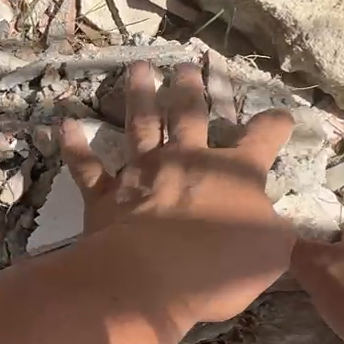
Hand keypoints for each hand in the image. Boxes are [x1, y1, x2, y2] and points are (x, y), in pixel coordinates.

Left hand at [60, 60, 293, 326]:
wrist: (155, 276)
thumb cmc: (220, 265)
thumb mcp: (271, 251)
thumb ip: (274, 230)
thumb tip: (276, 224)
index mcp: (236, 172)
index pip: (263, 139)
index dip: (274, 127)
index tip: (278, 118)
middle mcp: (186, 160)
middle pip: (190, 115)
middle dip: (189, 89)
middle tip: (184, 67)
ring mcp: (142, 174)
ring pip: (141, 126)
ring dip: (139, 95)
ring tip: (138, 68)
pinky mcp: (105, 196)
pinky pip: (87, 167)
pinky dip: (74, 146)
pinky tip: (64, 125)